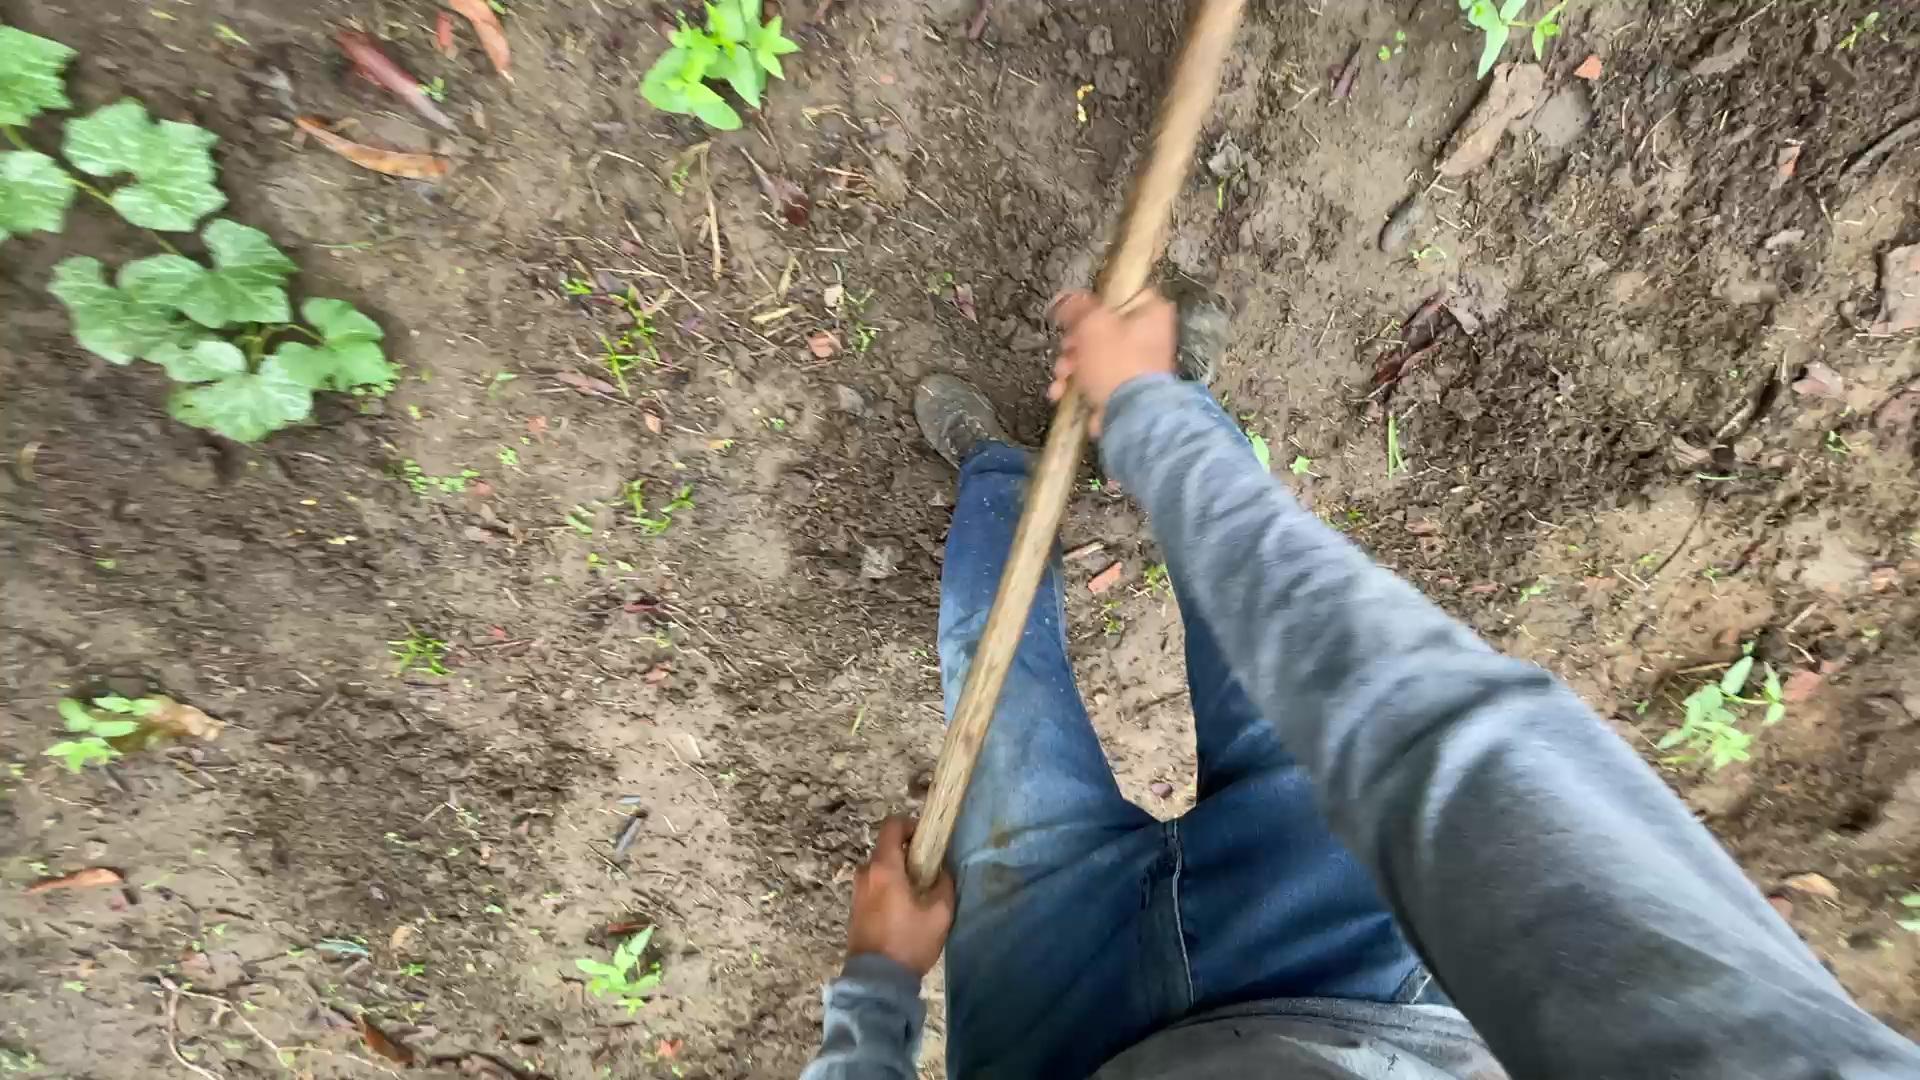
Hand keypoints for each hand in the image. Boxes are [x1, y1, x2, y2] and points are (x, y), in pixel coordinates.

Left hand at [846, 816, 954, 975]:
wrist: (876, 983)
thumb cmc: (908, 943)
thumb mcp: (939, 915)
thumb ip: (944, 885)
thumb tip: (942, 871)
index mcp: (884, 867)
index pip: (892, 825)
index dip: (910, 825)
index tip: (926, 840)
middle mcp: (866, 872)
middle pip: (886, 847)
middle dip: (907, 853)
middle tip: (926, 871)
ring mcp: (857, 890)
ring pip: (880, 867)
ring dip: (897, 872)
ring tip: (915, 894)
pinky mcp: (855, 907)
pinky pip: (873, 884)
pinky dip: (887, 886)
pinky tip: (901, 909)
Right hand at [1047, 288, 1177, 435]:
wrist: (1132, 416)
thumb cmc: (1116, 363)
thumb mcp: (1092, 325)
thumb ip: (1075, 307)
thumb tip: (1061, 297)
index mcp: (1151, 311)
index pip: (1117, 295)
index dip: (1090, 305)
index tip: (1070, 317)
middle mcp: (1149, 336)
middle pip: (1101, 329)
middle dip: (1073, 344)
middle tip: (1066, 351)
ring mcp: (1138, 365)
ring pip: (1094, 356)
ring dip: (1070, 367)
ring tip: (1061, 379)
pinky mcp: (1126, 390)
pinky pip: (1097, 379)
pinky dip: (1078, 385)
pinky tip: (1061, 394)